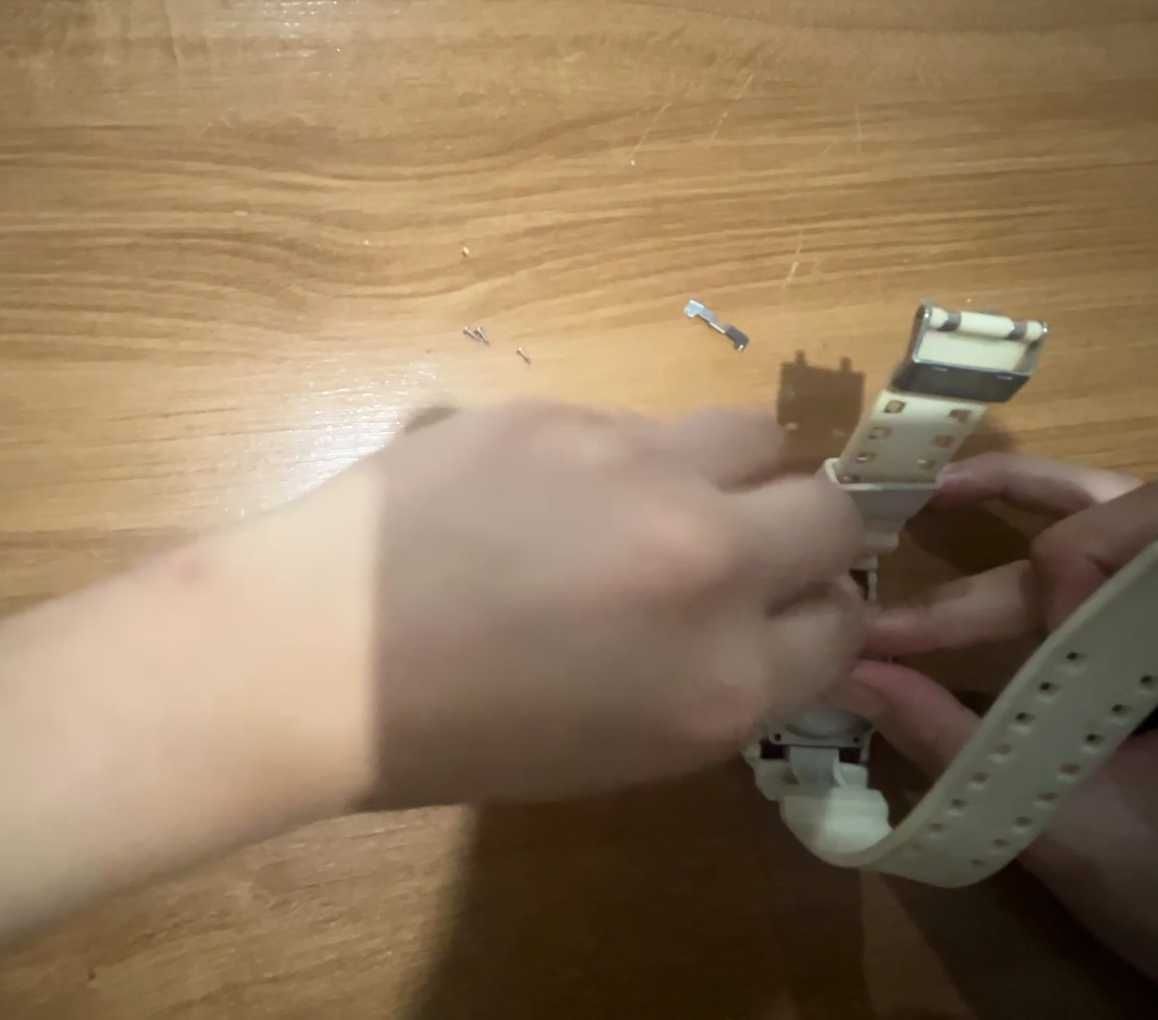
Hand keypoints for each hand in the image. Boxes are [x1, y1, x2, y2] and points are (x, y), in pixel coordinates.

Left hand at [352, 401, 863, 806]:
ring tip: (660, 494)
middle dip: (809, 528)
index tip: (786, 604)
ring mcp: (632, 470)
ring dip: (732, 469)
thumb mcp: (617, 746)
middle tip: (748, 537)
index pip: (842, 626)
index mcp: (719, 685)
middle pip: (831, 509)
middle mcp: (703, 563)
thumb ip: (710, 679)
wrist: (315, 655)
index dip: (819, 612)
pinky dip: (626, 455)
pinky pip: (637, 422)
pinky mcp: (557, 411)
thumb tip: (757, 619)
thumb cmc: (457, 733)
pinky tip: (553, 485)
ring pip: (752, 433)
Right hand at [829, 453, 1157, 1019]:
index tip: (1023, 618)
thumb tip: (846, 674)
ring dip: (1016, 505)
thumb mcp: (1059, 826)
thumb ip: (949, 740)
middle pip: (1127, 523)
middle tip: (916, 542)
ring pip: (1110, 521)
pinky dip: (1027, 531)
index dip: (1086, 558)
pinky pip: (1098, 561)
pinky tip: (968, 529)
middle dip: (1009, 543)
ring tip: (929, 499)